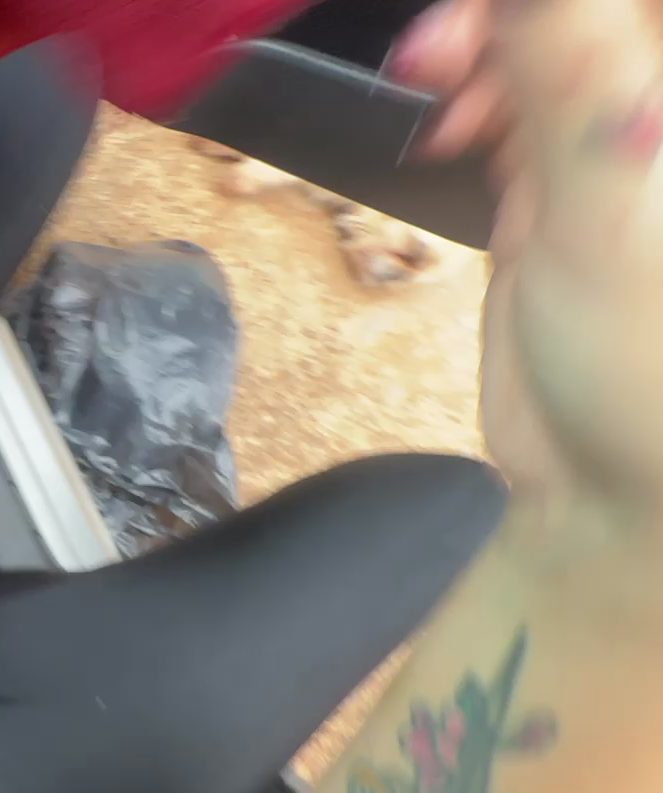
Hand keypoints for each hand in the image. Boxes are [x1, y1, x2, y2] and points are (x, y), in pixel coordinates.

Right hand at [396, 0, 662, 516]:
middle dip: (512, 21)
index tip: (478, 21)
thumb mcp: (606, 212)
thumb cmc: (647, 361)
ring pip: (559, 49)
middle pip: (602, 14)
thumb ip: (579, 77)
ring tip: (437, 112)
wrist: (617, 468)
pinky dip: (475, 107)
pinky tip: (447, 139)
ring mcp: (635, 143)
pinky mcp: (573, 186)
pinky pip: (524, 109)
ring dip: (486, 59)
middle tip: (430, 59)